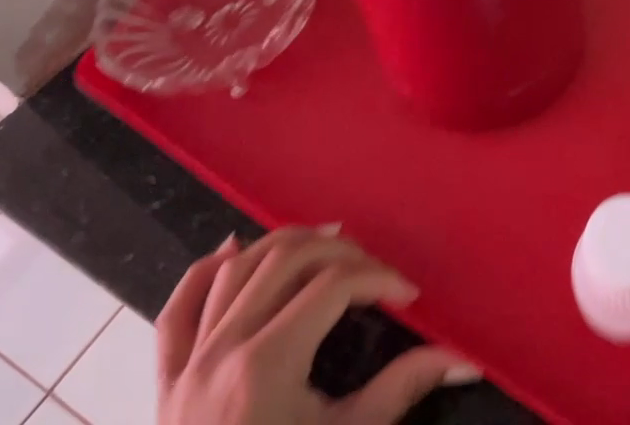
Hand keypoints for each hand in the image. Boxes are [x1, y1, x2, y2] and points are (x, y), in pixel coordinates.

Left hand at [158, 227, 478, 424]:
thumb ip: (403, 389)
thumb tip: (464, 360)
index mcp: (267, 365)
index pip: (333, 286)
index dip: (379, 278)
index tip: (409, 295)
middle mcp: (222, 349)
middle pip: (285, 260)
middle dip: (340, 250)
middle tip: (375, 268)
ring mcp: (187, 363)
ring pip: (235, 271)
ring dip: (283, 246)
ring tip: (326, 241)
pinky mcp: (165, 382)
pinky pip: (177, 311)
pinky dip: (204, 272)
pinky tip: (233, 250)